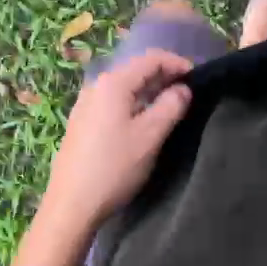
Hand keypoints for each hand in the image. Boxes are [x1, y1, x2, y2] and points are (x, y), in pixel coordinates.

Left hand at [39, 49, 193, 227]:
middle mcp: (97, 85)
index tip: (197, 77)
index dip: (177, 63)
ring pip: (124, 86)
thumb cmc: (113, 167)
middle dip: (163, 76)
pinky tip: (141, 120)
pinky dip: (133, 102)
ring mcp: (85, 103)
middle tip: (186, 92)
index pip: (151, 58)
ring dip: (148, 90)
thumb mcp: (149, 136)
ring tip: (168, 106)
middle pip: (136, 69)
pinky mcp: (81, 122)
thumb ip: (171, 106)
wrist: (70, 207)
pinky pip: (113, 101)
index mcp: (114, 82)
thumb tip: (183, 88)